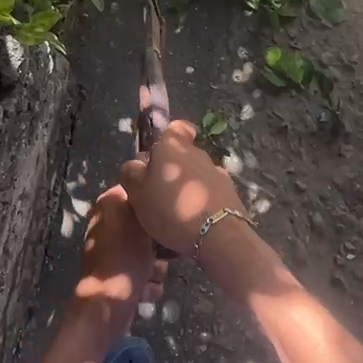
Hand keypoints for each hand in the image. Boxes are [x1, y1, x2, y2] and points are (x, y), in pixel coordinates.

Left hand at [75, 184, 158, 307]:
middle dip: (157, 246)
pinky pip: (138, 274)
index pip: (139, 193)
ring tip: (151, 276)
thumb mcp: (144, 223)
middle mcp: (107, 223)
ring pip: (145, 253)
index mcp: (109, 203)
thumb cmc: (127, 256)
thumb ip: (150, 206)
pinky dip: (145, 283)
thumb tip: (155, 199)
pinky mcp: (114, 275)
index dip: (155, 206)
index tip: (169, 218)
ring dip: (153, 268)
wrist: (109, 302)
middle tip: (162, 254)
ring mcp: (110, 251)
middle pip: (146, 228)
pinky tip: (146, 290)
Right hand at [119, 120, 244, 255]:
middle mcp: (196, 153)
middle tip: (161, 192)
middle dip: (174, 168)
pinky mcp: (231, 193)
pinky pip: (211, 192)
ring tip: (178, 212)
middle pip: (184, 154)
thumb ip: (131, 175)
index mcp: (171, 147)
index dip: (171, 136)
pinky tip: (195, 222)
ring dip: (188, 186)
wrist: (218, 235)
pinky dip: (203, 201)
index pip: (176, 128)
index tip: (161, 153)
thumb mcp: (137, 195)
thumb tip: (135, 166)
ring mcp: (217, 172)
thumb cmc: (170, 209)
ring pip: (198, 174)